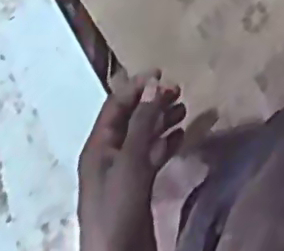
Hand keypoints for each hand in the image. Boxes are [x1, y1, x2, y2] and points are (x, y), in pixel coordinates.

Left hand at [79, 74, 183, 250]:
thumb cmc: (117, 211)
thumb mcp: (130, 163)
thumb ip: (141, 123)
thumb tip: (153, 84)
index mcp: (98, 147)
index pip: (115, 105)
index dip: (137, 86)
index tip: (163, 73)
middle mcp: (109, 155)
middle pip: (131, 118)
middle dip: (153, 102)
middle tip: (179, 91)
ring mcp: (123, 173)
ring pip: (144, 136)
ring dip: (163, 120)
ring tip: (185, 109)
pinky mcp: (138, 188)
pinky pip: (152, 156)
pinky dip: (167, 143)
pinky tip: (182, 136)